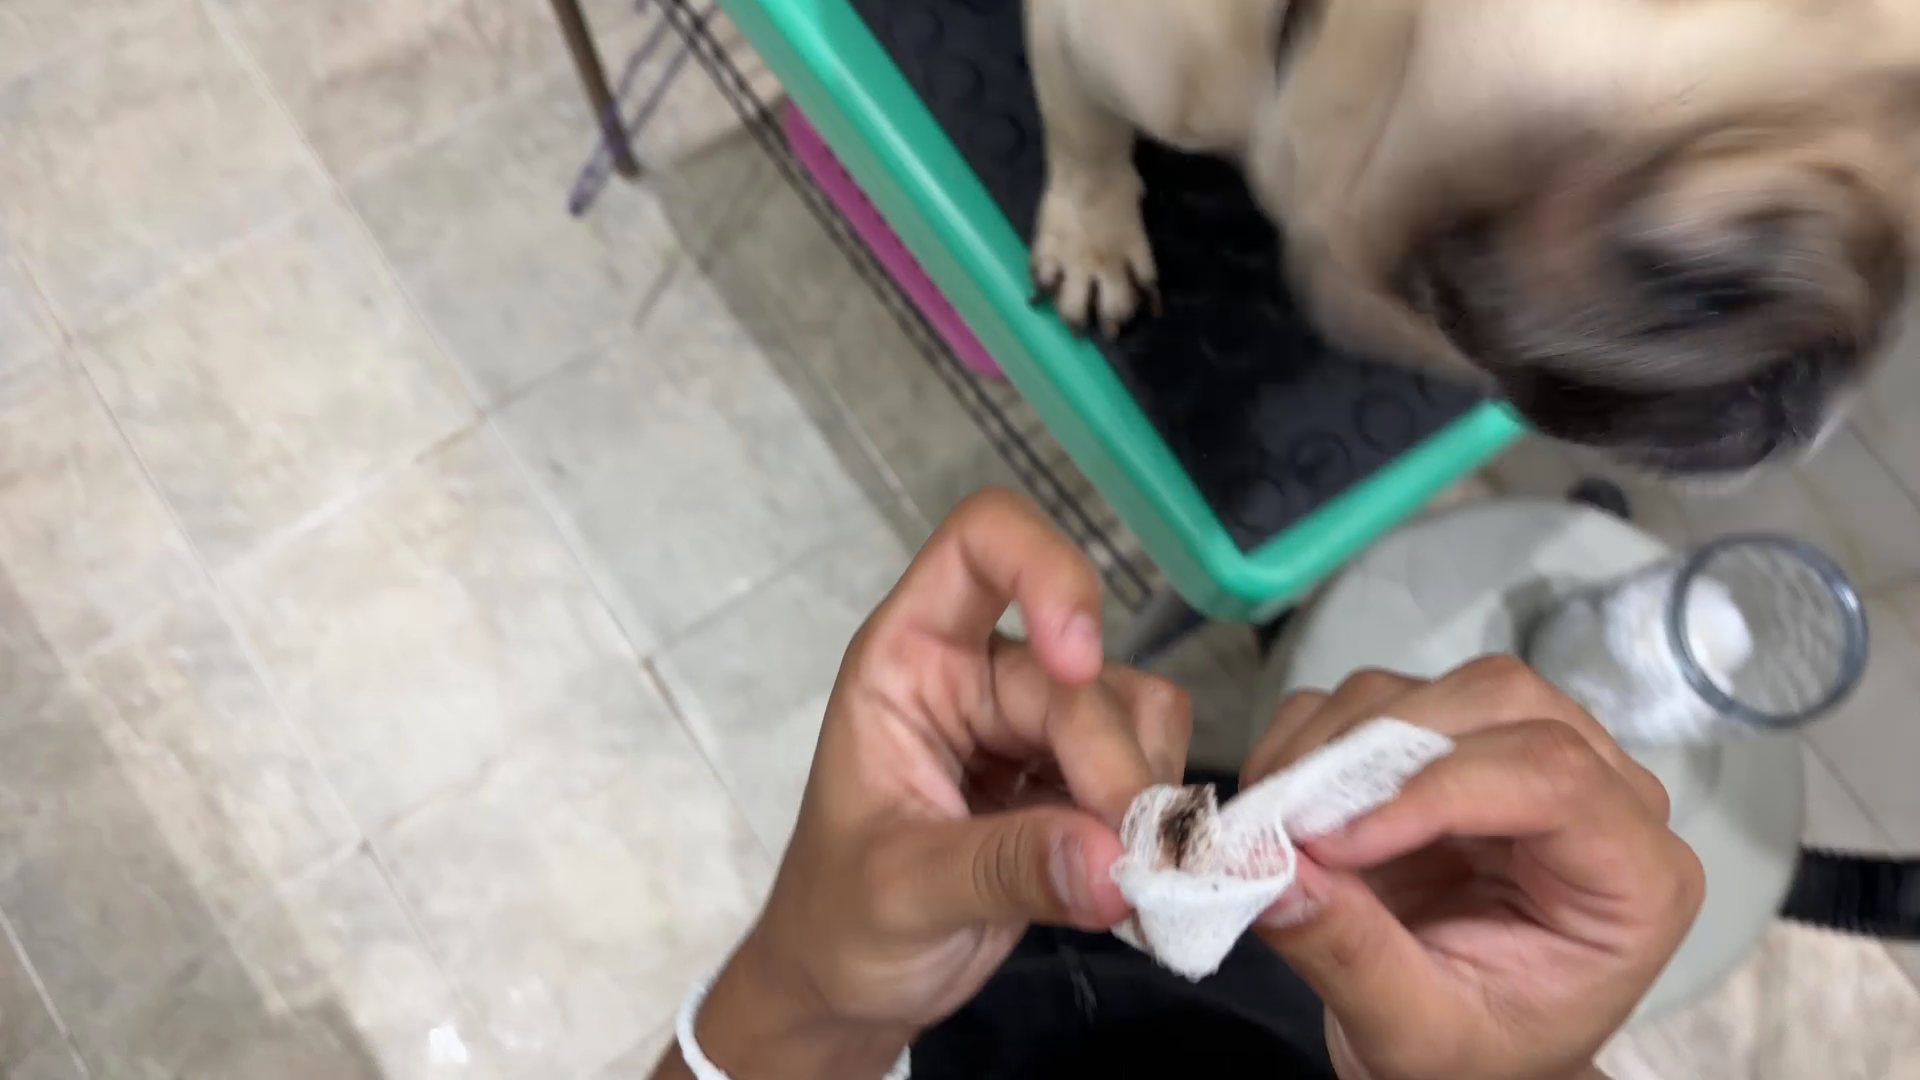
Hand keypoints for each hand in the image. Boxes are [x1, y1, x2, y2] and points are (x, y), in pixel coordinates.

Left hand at [675, 490, 1190, 1077]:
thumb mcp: (899, 891)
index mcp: (910, 657)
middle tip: (1132, 864)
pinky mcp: (1072, 766)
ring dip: (1145, 790)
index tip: (1076, 662)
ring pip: (1132, 707)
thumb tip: (1119, 864)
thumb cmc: (841, 917)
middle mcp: (977, 668)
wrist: (852, 975)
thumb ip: (1004, 872)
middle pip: (1079, 667)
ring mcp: (1030, 716)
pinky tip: (1128, 874)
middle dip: (1112, 764)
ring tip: (1122, 876)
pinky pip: (1148, 758)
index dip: (1042, 569)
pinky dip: (1156, 813)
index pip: (981, 541)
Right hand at [1244, 657, 1703, 1079]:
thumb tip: (1263, 867)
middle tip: (1296, 815)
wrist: (1447, 1035)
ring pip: (1412, 688)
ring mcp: (1493, 749)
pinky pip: (1352, 699)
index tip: (1327, 845)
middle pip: (1495, 697)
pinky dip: (1299, 738)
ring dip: (1323, 742)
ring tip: (1275, 817)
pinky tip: (1278, 798)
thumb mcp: (1418, 1034)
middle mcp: (1580, 787)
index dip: (1429, 791)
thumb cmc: (1467, 1049)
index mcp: (1625, 873)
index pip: (1552, 775)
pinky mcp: (1423, 738)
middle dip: (1378, 744)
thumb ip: (1351, 957)